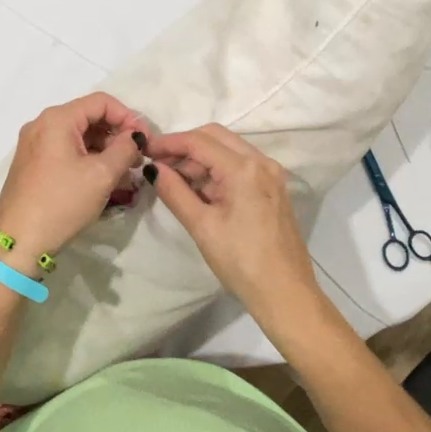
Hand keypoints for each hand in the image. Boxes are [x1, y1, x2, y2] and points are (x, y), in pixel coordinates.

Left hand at [0, 92, 147, 268]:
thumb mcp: (101, 175)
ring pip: (79, 136)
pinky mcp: (33, 164)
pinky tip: (105, 179)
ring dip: (105, 150)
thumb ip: (124, 149)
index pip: (101, 102)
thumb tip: (134, 138)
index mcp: (57, 119)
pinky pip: (66, 151)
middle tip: (138, 159)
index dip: (128, 117)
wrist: (18, 241)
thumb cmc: (62, 202)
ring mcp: (35, 145)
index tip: (145, 140)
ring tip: (126, 173)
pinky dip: (88, 160)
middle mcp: (42, 125)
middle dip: (117, 135)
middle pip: (89, 117)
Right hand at [145, 124, 322, 325]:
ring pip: (228, 149)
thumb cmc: (241, 262)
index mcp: (244, 168)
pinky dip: (217, 170)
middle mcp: (262, 162)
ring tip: (175, 180)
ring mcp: (271, 174)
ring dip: (201, 159)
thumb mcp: (202, 226)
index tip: (145, 150)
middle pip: (215, 137)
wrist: (286, 294)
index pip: (199, 141)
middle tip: (158, 164)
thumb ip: (175, 191)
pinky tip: (199, 190)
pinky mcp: (273, 188)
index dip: (168, 143)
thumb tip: (153, 168)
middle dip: (185, 146)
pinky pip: (240, 165)